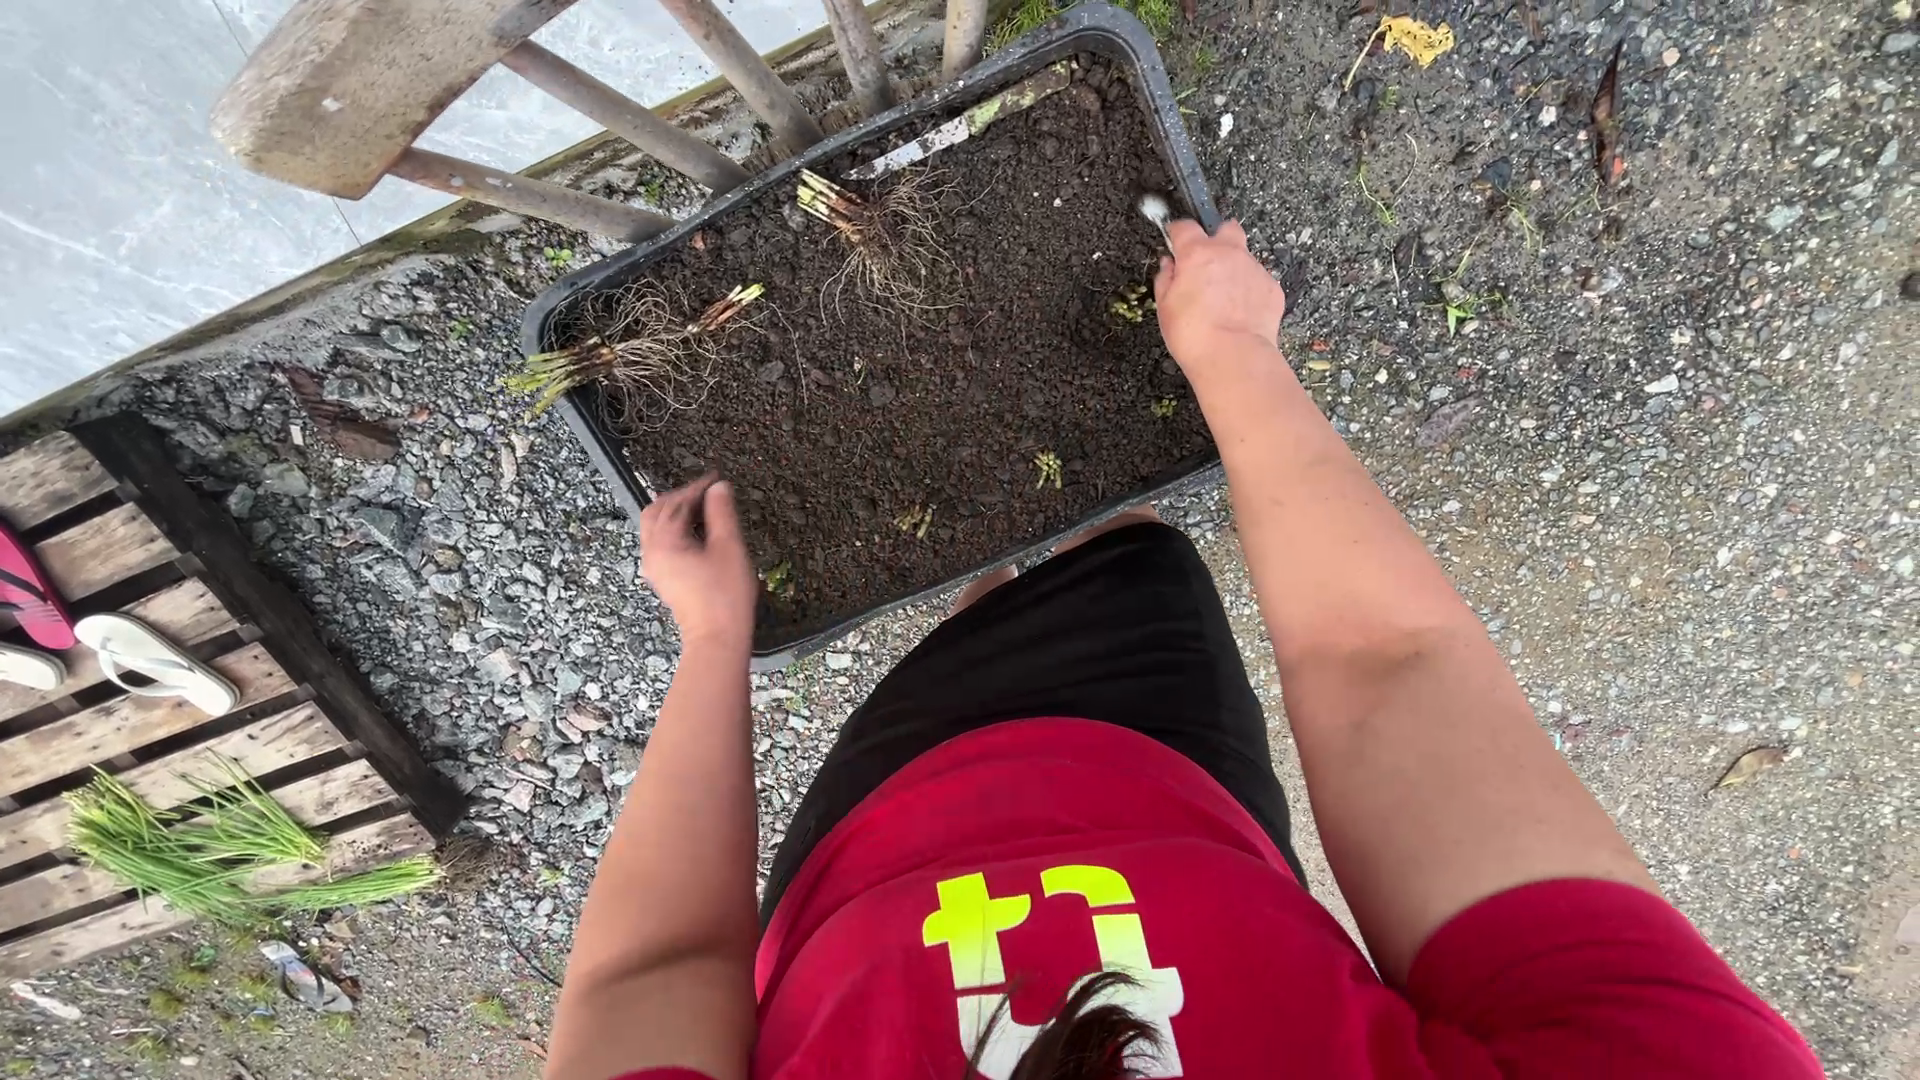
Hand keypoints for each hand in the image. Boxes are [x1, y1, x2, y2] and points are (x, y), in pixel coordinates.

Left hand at [639, 473, 755, 647]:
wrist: (717, 637)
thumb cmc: (725, 596)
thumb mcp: (729, 547)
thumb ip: (722, 513)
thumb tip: (719, 488)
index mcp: (664, 542)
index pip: (676, 503)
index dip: (697, 487)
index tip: (716, 478)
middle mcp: (652, 553)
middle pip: (657, 512)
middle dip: (681, 497)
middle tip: (707, 492)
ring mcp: (655, 567)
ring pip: (656, 527)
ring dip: (677, 513)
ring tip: (705, 509)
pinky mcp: (663, 578)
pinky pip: (661, 543)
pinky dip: (676, 530)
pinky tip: (698, 533)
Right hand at [1153, 220, 1287, 381]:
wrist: (1232, 355)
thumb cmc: (1194, 334)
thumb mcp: (1165, 308)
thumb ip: (1165, 279)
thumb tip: (1168, 266)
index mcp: (1197, 254)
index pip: (1185, 227)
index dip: (1178, 232)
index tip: (1175, 237)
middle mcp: (1228, 253)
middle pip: (1225, 229)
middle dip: (1216, 239)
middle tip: (1206, 263)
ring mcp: (1253, 268)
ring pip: (1243, 257)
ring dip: (1232, 270)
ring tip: (1222, 300)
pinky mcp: (1271, 287)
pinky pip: (1258, 280)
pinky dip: (1248, 291)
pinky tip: (1238, 313)